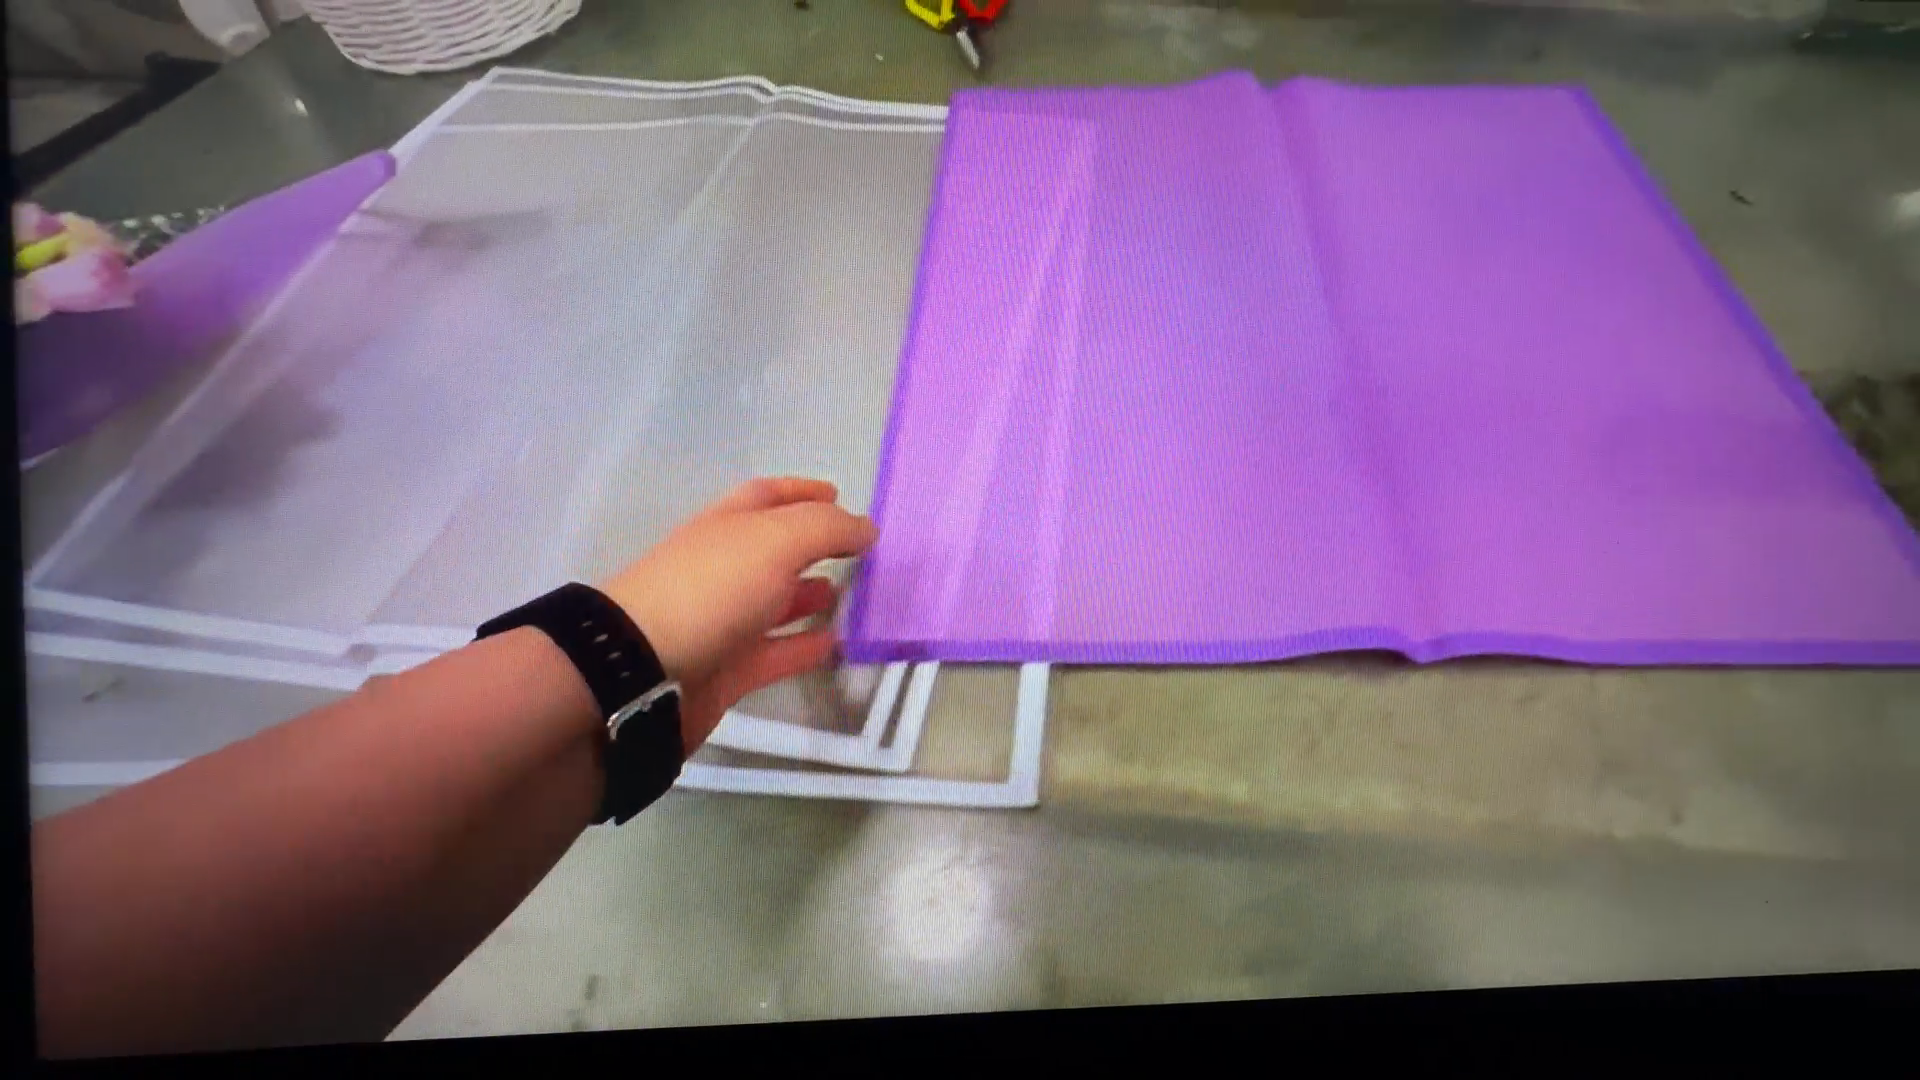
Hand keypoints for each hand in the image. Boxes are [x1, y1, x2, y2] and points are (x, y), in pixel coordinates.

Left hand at [600, 477, 877, 752]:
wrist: (644, 672)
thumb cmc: (712, 589)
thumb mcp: (776, 541)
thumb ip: (827, 528)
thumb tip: (866, 527)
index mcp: (727, 527)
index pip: (767, 496)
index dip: (802, 491)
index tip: (838, 494)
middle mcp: (724, 568)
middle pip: (774, 550)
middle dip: (814, 547)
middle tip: (858, 553)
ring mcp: (724, 620)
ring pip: (775, 602)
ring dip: (811, 597)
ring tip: (852, 596)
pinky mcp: (728, 668)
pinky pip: (775, 653)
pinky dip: (804, 646)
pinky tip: (835, 643)